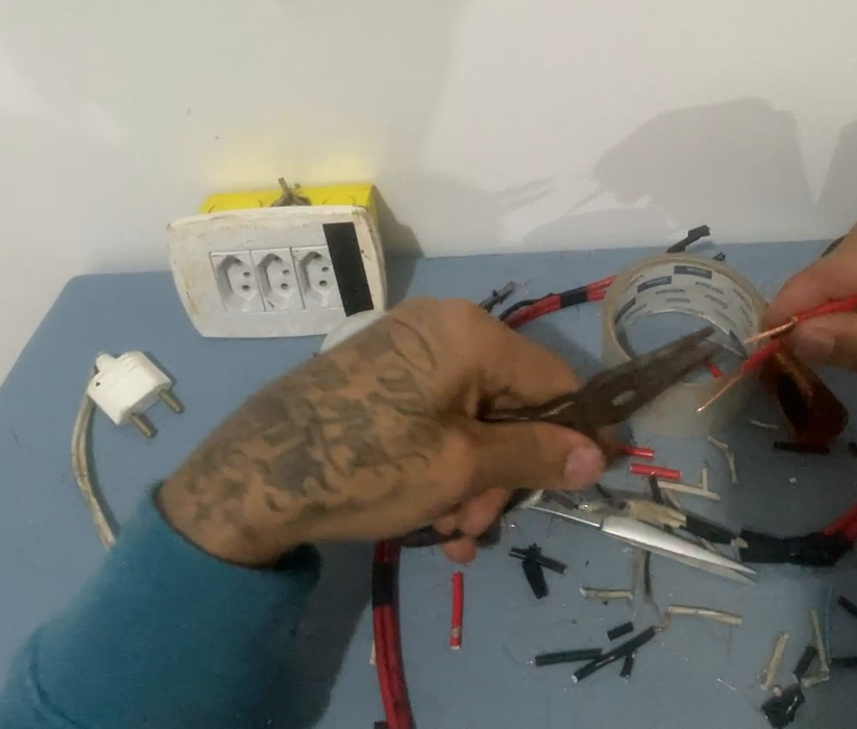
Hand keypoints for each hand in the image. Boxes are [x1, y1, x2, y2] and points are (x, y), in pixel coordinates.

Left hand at [158, 298, 607, 565]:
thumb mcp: (460, 468)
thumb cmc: (369, 463)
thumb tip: (601, 454)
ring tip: (445, 531)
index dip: (573, 434)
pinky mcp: (383, 369)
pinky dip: (441, 457)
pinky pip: (436, 411)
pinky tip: (427, 511)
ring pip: (471, 415)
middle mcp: (445, 325)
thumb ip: (535, 456)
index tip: (581, 485)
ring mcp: (409, 346)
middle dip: (501, 471)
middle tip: (476, 525)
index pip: (554, 381)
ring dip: (470, 476)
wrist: (255, 472)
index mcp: (472, 333)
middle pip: (509, 402)